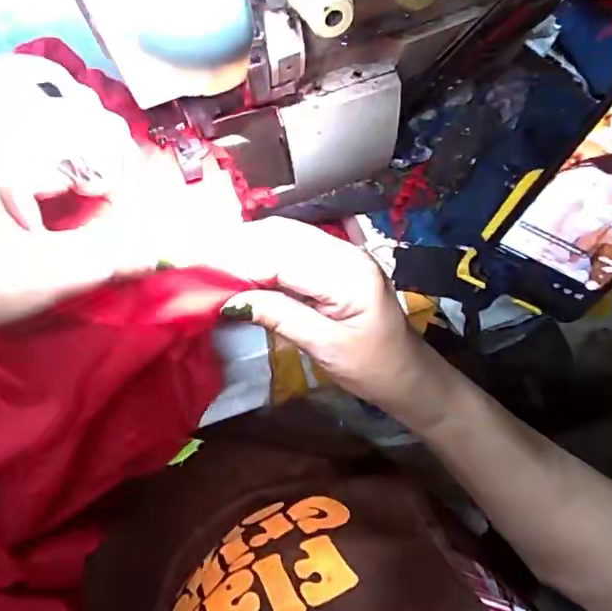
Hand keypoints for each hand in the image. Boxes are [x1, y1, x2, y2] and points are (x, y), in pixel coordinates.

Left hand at [0, 54, 193, 376]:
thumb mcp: (29, 279)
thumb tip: (169, 244)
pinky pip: (14, 120)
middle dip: (96, 168)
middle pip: (79, 115)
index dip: (120, 190)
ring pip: (47, 114)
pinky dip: (36, 151)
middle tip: (80, 217)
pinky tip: (18, 194)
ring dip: (67, 157)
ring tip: (56, 204)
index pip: (105, 138)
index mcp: (7, 125)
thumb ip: (108, 257)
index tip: (105, 233)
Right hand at [211, 218, 445, 417]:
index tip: (206, 275)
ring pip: (284, 234)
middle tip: (202, 264)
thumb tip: (232, 301)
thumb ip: (281, 317)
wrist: (409, 375)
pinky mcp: (335, 262)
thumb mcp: (327, 348)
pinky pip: (293, 246)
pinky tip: (243, 266)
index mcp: (348, 273)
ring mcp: (342, 253)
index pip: (283, 256)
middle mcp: (345, 252)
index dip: (241, 263)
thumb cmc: (374, 368)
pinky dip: (264, 253)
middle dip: (239, 247)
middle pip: (282, 234)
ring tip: (216, 263)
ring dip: (248, 246)